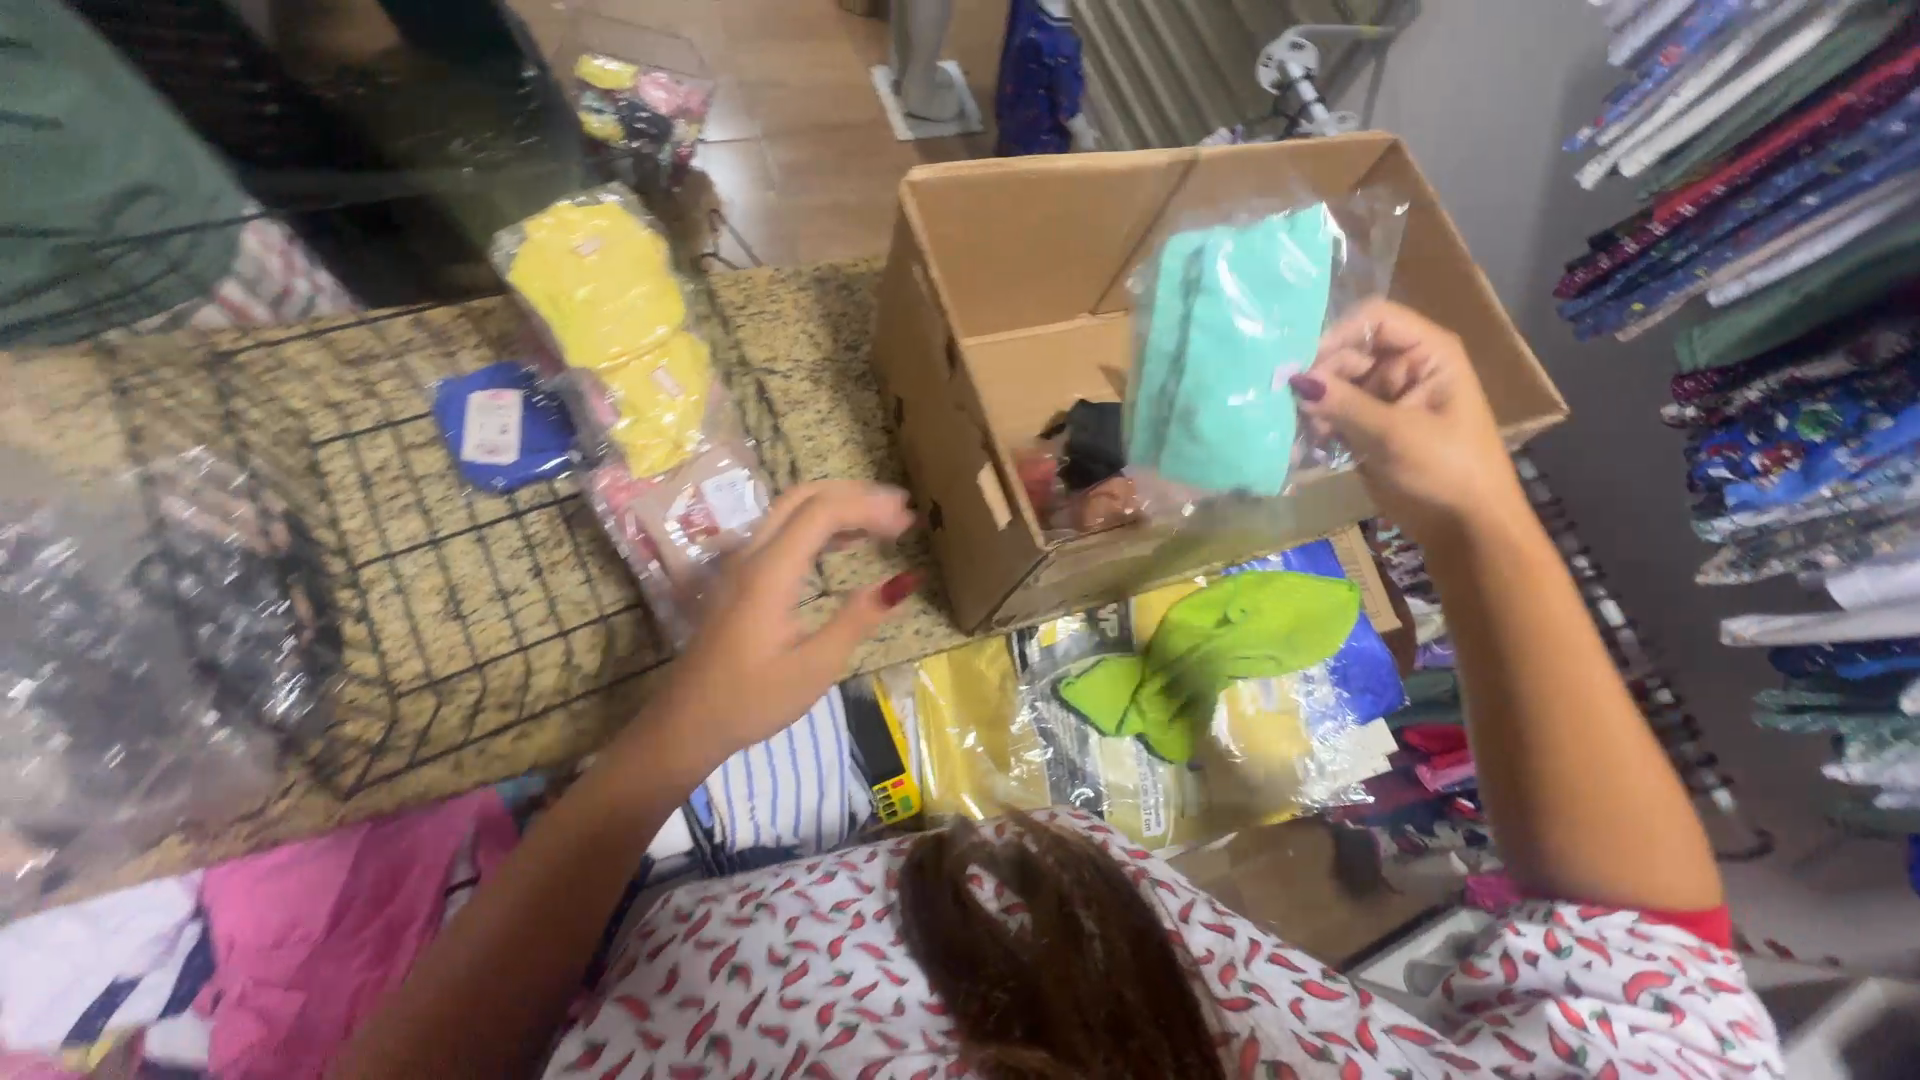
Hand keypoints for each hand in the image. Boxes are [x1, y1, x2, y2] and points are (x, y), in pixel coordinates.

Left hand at [617, 481, 919, 782]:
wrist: (687, 723)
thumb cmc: (751, 701)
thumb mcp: (814, 667)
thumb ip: (857, 619)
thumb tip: (904, 582)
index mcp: (770, 573)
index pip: (823, 512)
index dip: (869, 507)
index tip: (908, 522)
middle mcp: (752, 555)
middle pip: (804, 496)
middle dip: (856, 494)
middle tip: (902, 511)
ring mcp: (742, 564)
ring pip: (791, 509)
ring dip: (838, 506)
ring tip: (885, 521)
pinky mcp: (742, 578)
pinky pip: (783, 531)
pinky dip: (820, 525)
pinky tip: (847, 542)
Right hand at [1290, 299, 1529, 548]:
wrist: (1464, 525)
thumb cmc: (1447, 470)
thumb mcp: (1395, 434)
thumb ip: (1344, 405)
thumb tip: (1295, 381)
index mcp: (1426, 353)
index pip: (1374, 320)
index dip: (1337, 334)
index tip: (1302, 365)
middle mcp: (1402, 367)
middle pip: (1347, 352)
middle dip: (1318, 376)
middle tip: (1288, 405)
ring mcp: (1383, 398)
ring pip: (1333, 385)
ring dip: (1312, 404)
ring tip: (1295, 429)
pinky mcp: (1366, 427)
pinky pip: (1332, 414)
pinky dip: (1315, 425)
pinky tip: (1300, 443)